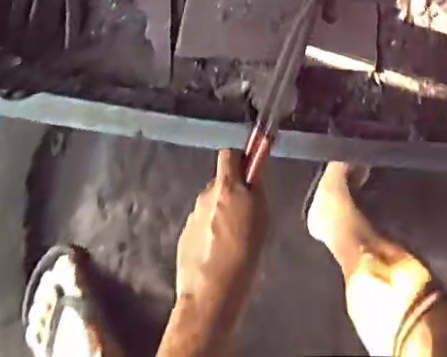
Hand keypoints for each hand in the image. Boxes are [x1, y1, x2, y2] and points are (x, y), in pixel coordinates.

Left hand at [174, 149, 267, 309]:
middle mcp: (205, 196)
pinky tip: (220, 250)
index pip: (229, 153)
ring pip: (212, 205)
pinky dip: (211, 231)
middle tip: (248, 211)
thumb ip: (258, 180)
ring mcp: (192, 218)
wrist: (211, 294)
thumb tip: (260, 152)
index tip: (251, 171)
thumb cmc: (245, 249)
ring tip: (235, 237)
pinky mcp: (184, 238)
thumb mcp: (262, 210)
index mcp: (225, 185)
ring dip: (222, 212)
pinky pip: (202, 225)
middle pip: (221, 182)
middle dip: (233, 190)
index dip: (241, 158)